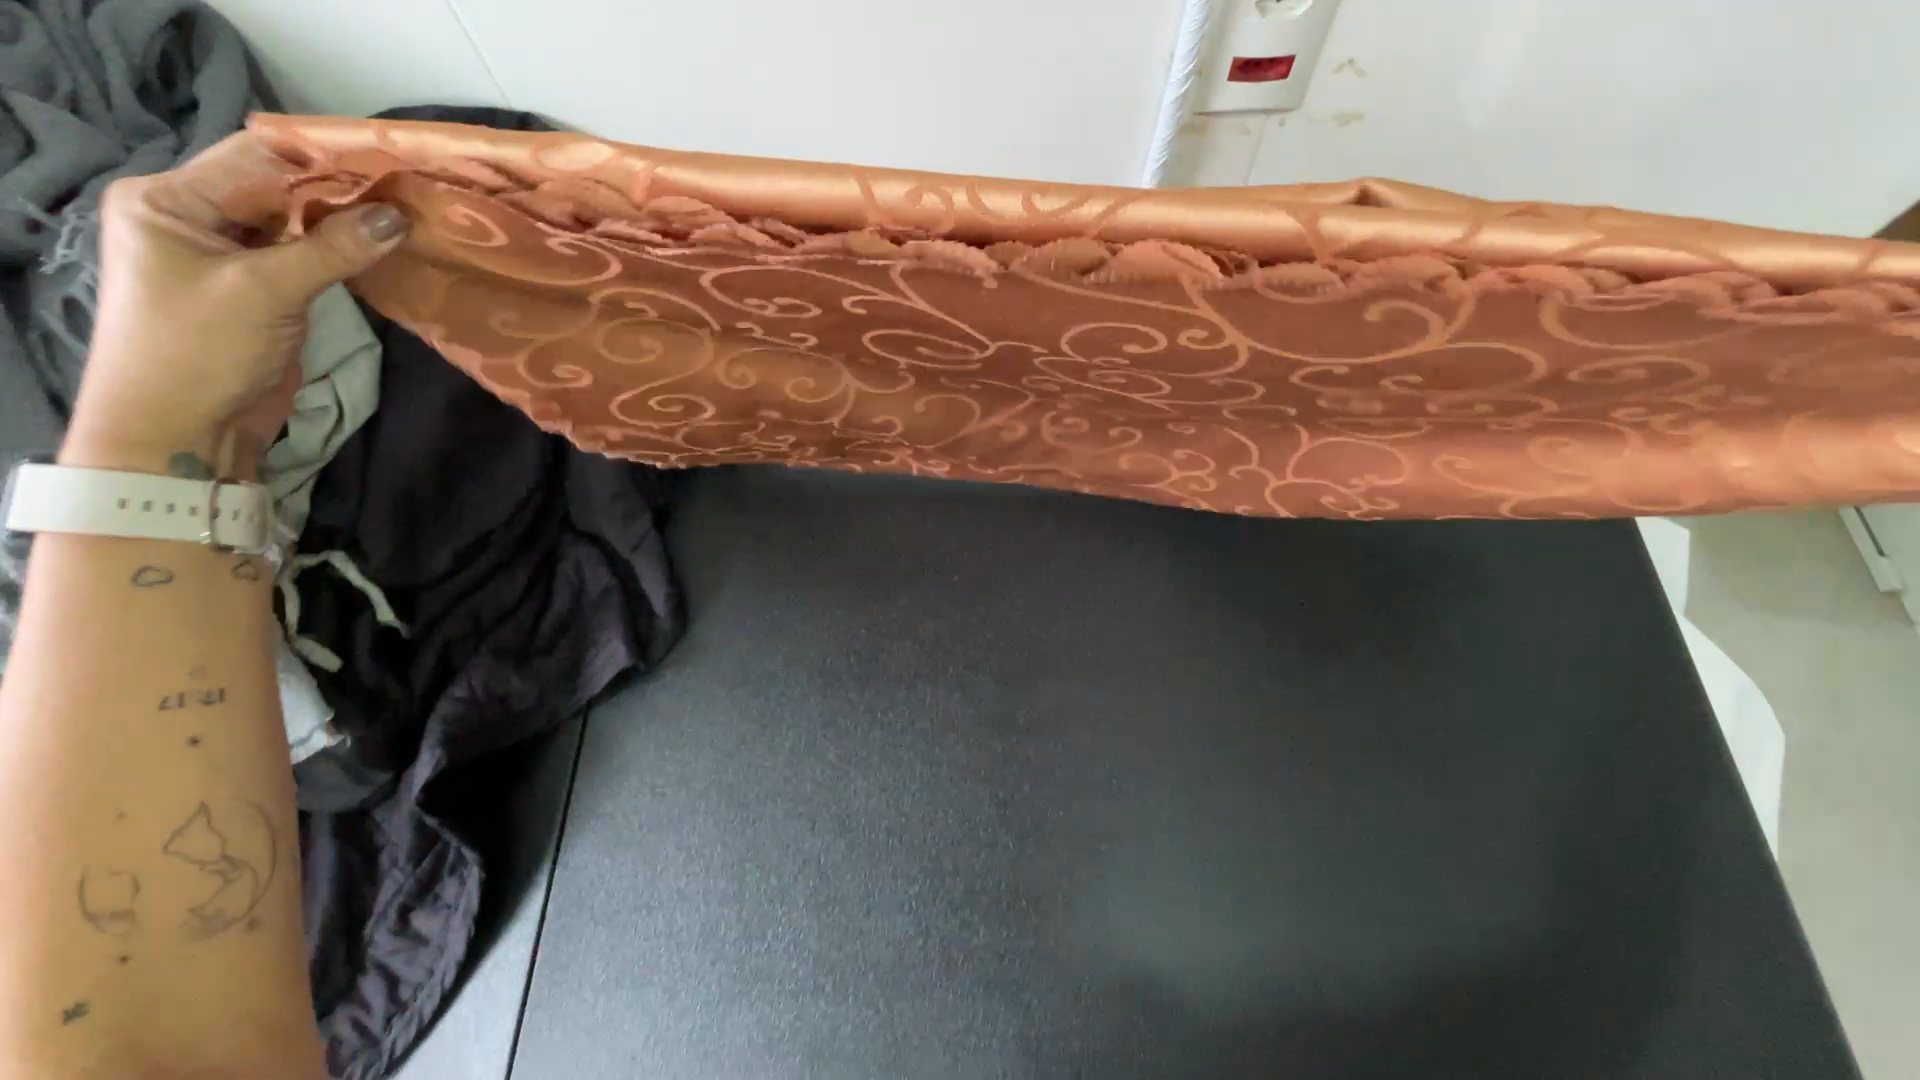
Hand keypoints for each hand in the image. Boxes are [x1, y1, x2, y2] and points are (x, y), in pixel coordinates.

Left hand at [59, 133, 409, 480]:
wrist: (182, 431)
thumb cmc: (200, 350)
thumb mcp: (265, 291)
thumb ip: (332, 248)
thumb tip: (398, 216)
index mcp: (169, 200)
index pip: (255, 160)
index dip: (323, 160)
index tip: (388, 164)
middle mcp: (194, 217)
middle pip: (278, 189)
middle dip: (341, 191)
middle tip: (409, 190)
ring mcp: (230, 254)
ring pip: (297, 223)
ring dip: (347, 223)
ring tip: (408, 215)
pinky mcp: (262, 289)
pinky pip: (306, 256)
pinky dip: (343, 251)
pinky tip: (384, 245)